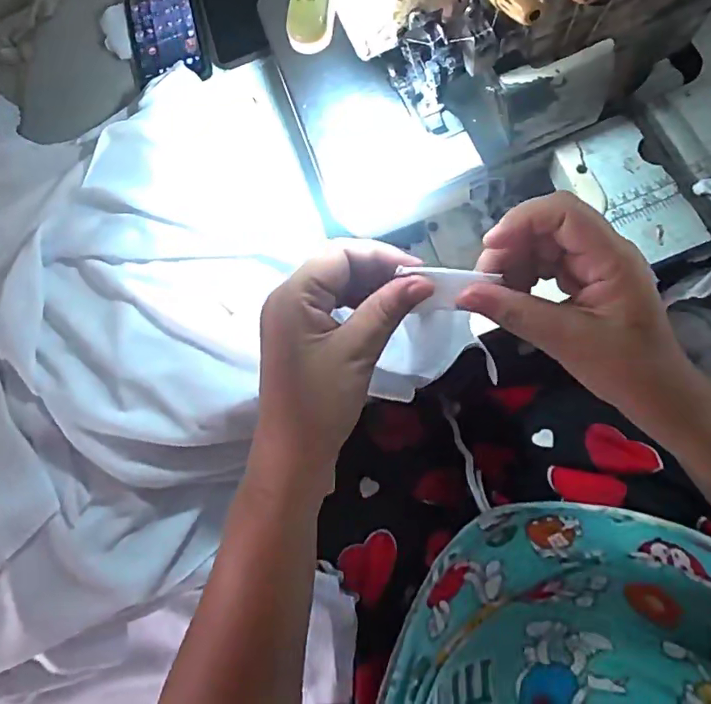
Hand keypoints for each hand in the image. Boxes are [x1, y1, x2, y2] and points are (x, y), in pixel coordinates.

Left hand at [254, 241, 433, 490]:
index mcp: (293, 294)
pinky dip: (358, 302)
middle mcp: (287, 296)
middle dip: (378, 268)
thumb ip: (387, 308)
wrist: (292, 458)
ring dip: (371, 284)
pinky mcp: (299, 332)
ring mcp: (291, 314)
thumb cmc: (321, 404)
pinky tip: (384, 310)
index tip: (419, 272)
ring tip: (407, 296)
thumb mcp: (357, 351)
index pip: (340, 253)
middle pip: (337, 264)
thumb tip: (423, 280)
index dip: (381, 256)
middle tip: (417, 284)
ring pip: (336, 282)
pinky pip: (331, 302)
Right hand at [455, 192, 707, 418]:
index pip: (563, 212)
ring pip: (544, 242)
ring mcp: (596, 263)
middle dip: (512, 244)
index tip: (491, 248)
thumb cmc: (626, 370)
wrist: (661, 398)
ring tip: (495, 290)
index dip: (522, 220)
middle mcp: (605, 250)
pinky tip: (512, 296)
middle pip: (549, 224)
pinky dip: (526, 274)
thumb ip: (515, 313)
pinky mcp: (588, 278)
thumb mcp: (566, 341)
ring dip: (515, 260)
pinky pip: (549, 262)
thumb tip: (465, 294)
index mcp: (611, 257)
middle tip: (485, 278)